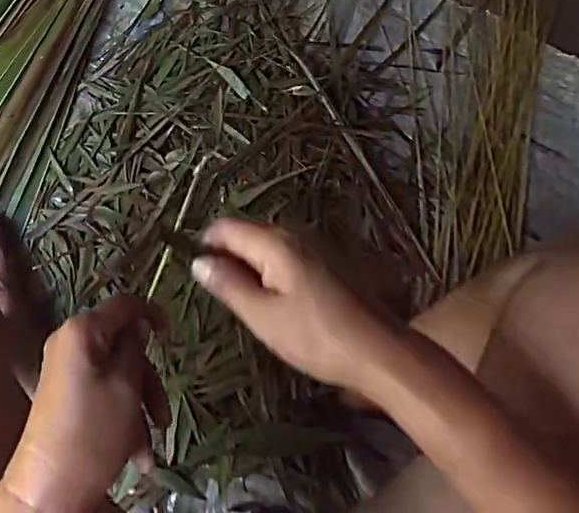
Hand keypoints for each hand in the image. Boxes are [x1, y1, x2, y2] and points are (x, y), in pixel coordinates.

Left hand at [0, 296, 169, 512]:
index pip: (122, 305)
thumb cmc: (91, 434)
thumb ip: (135, 348)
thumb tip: (139, 323)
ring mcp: (65, 371)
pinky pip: (102, 394)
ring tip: (150, 448)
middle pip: (122, 346)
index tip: (171, 332)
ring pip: (116, 375)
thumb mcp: (125, 387)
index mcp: (81, 331)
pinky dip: (122, 418)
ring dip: (139, 407)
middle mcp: (70, 343)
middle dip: (147, 381)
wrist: (46, 493)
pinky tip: (136, 455)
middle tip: (163, 416)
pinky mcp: (64, 398)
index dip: (150, 312)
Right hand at [190, 218, 399, 391]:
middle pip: (247, 232)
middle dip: (228, 255)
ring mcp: (314, 245)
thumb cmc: (317, 337)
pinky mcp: (328, 261)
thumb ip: (228, 285)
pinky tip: (278, 302)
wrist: (381, 352)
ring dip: (251, 265)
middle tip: (223, 294)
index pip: (226, 226)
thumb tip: (198, 261)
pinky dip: (272, 270)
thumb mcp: (263, 317)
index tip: (197, 271)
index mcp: (273, 242)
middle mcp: (293, 233)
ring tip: (248, 302)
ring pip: (266, 245)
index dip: (205, 243)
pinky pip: (286, 255)